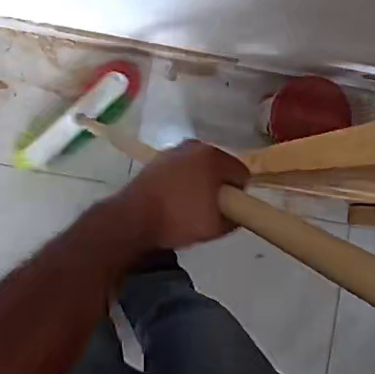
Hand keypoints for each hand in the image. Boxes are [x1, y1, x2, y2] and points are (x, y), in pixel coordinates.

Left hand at [107, 140, 248, 250]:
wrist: (133, 218)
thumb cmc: (179, 219)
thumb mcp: (217, 227)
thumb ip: (236, 217)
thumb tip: (236, 211)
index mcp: (214, 157)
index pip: (241, 173)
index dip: (238, 194)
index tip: (229, 209)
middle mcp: (196, 146)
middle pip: (220, 166)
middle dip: (219, 185)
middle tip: (211, 208)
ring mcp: (174, 150)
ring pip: (199, 167)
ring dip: (200, 181)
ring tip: (189, 205)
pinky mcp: (158, 159)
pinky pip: (180, 169)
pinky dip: (182, 180)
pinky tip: (173, 199)